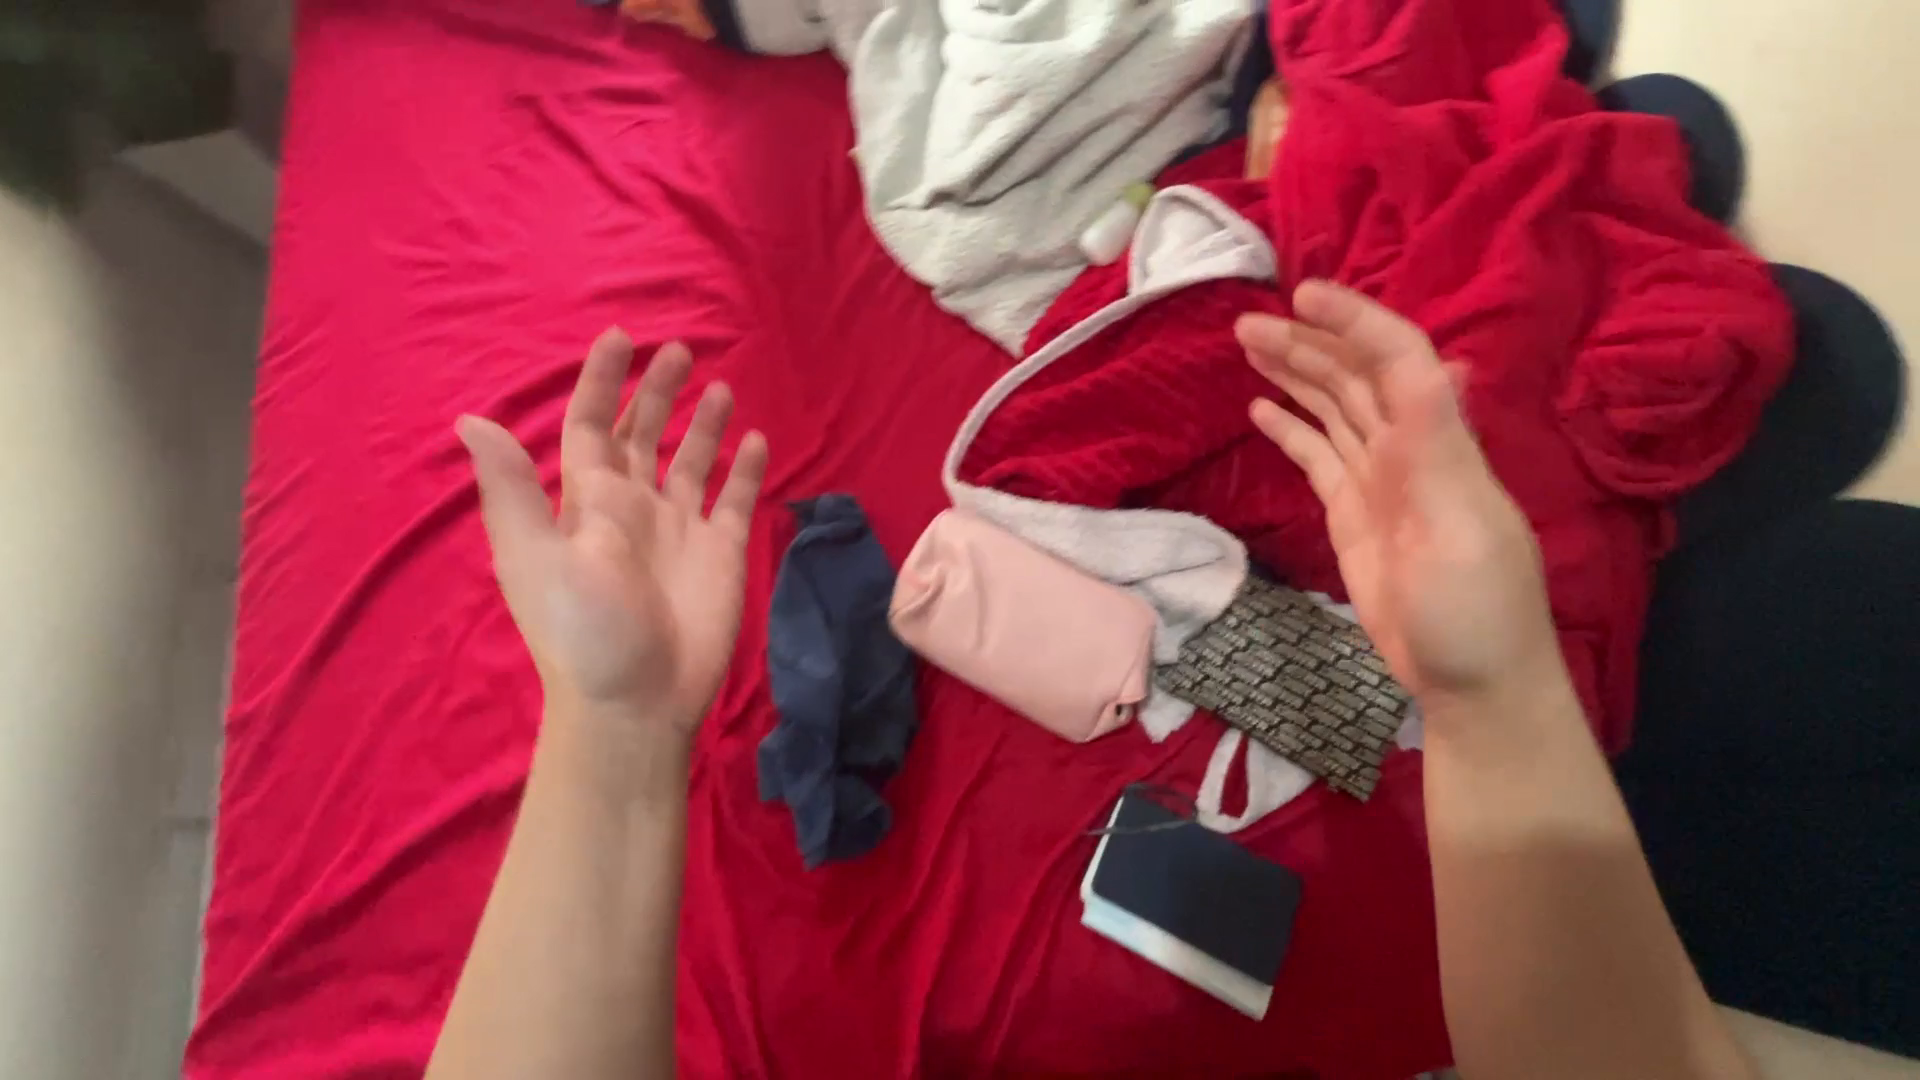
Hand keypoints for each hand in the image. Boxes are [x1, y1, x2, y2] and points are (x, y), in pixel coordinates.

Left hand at [458, 329, 767, 732]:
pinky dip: (747, 470)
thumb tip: (469, 418)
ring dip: (706, 424)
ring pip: (694, 461)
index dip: (603, 383)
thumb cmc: (584, 629)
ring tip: (723, 387)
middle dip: (659, 391)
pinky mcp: (722, 551)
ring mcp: (682, 528)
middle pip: (647, 435)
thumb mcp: (535, 557)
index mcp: (588, 501)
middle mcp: (635, 506)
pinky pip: (736, 500)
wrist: (637, 699)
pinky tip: (758, 440)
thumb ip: (513, 489)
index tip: (620, 339)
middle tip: (680, 349)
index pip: (594, 426)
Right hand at [1238, 281, 1557, 711]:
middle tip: (1247, 323)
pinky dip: (1290, 428)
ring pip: (1330, 409)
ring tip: (1248, 347)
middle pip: (1352, 378)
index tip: (1302, 296)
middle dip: (1306, 344)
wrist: (1470, 678)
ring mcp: (1376, 480)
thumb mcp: (1463, 530)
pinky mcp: (1350, 511)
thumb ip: (1440, 449)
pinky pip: (1317, 455)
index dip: (1354, 322)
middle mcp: (1406, 448)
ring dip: (1293, 375)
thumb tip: (1436, 364)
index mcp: (1437, 443)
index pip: (1396, 360)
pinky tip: (1261, 410)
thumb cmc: (1473, 611)